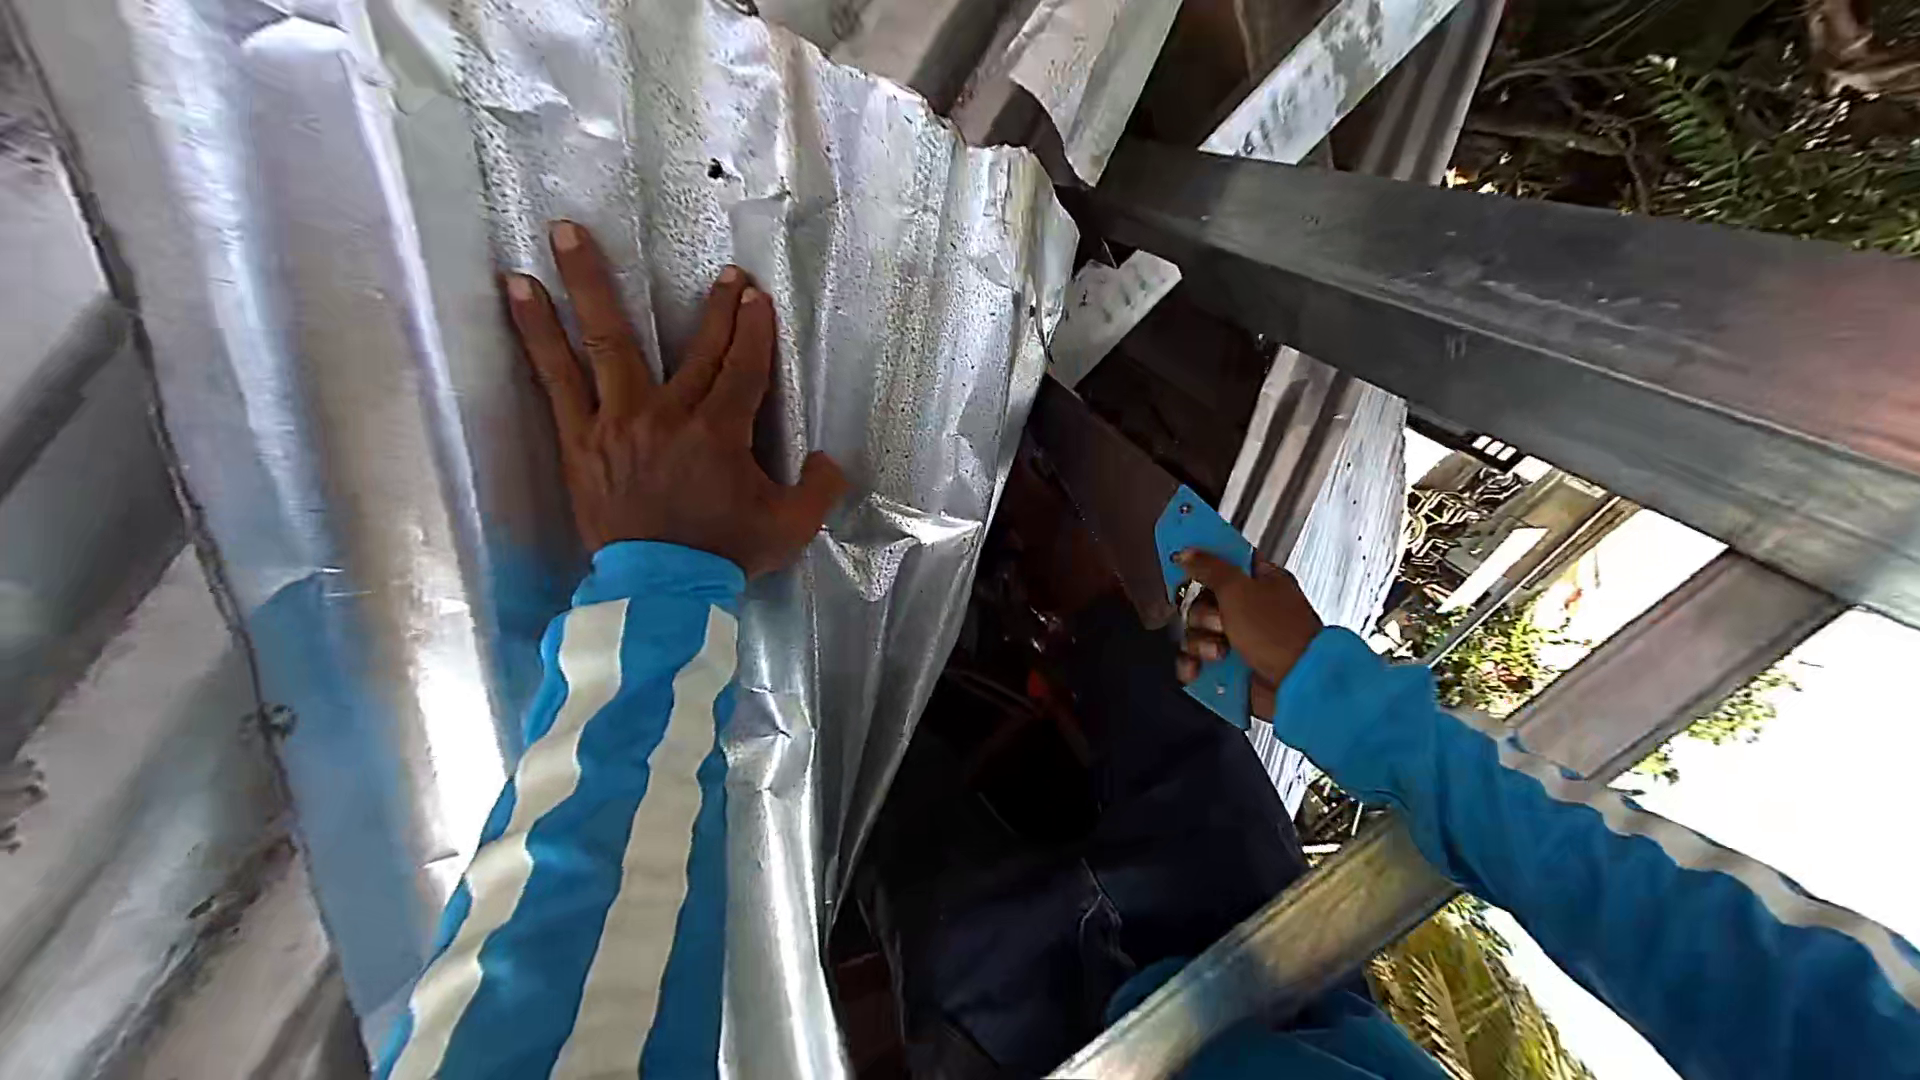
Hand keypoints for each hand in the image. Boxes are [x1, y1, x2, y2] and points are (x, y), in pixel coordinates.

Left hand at [505, 220, 847, 575]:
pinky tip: (515, 289)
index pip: (744, 369)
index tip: (756, 300)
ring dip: (591, 284)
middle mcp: (670, 415)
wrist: (659, 590)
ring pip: (608, 341)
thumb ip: (821, 489)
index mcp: (721, 434)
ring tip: (566, 232)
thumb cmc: (726, 555)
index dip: (754, 332)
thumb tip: (830, 459)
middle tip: (726, 275)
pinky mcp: (581, 438)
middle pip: (696, 350)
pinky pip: (557, 378)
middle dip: (716, 310)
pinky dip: (537, 333)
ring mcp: (619, 421)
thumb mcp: (792, 528)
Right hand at [1174, 551, 1322, 718]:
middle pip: (1200, 601)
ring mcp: (1239, 640)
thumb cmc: (1282, 635)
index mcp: (1261, 581)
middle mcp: (1250, 610)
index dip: (1201, 562)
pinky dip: (1192, 665)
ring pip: (1194, 632)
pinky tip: (1199, 668)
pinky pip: (1194, 660)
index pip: (1223, 562)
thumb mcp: (1239, 590)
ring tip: (1220, 652)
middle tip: (1218, 622)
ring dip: (1200, 643)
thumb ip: (1209, 567)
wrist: (1297, 686)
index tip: (1182, 566)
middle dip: (1201, 615)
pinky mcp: (1229, 667)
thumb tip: (1186, 553)